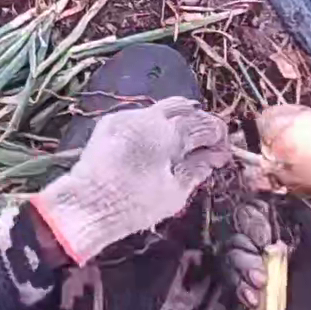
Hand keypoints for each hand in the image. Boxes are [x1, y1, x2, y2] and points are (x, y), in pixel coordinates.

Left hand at [33, 97, 229, 263]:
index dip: (218, 136)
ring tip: (178, 147)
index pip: (204, 123)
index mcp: (168, 131)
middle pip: (182, 106)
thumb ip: (198, 167)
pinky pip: (138, 117)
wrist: (88, 202)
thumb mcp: (175, 191)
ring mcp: (126, 116)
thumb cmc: (136, 202)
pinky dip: (151, 126)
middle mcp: (147, 116)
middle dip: (197, 122)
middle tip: (203, 145)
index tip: (222, 152)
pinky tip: (152, 146)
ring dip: (174, 122)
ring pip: (159, 109)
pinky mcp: (109, 122)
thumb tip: (216, 155)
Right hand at [227, 157, 310, 309]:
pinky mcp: (241, 286)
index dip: (256, 202)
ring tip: (260, 286)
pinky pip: (225, 271)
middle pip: (241, 217)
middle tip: (263, 256)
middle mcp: (272, 239)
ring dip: (242, 263)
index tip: (262, 215)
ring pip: (230, 244)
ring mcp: (255, 264)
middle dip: (248, 236)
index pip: (263, 197)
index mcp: (295, 225)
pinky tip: (251, 297)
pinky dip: (236, 282)